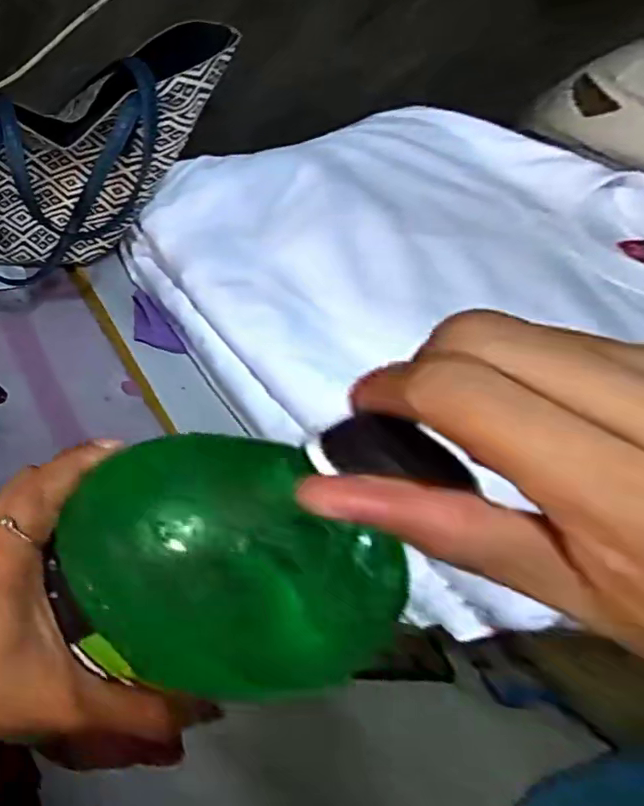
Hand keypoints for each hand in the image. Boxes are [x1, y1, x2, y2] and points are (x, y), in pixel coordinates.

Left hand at [0, 439, 182, 744]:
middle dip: (75, 470)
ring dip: (56, 486)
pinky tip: (75, 533)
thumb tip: (209, 707)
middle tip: (131, 477)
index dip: (82, 462)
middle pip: (30, 480)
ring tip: (109, 497)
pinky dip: (40, 506)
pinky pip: (9, 511)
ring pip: (17, 493)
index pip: (43, 485)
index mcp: (5, 547)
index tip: (126, 451)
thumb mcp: (75, 703)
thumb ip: (146, 708)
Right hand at [297, 310, 643, 653]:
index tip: (374, 421)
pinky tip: (572, 418)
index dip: (390, 392)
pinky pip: (588, 339)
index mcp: (625, 491)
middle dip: (425, 367)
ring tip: (507, 424)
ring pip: (533, 331)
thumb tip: (312, 490)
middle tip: (427, 419)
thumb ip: (447, 527)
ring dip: (484, 366)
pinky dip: (543, 368)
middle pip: (481, 335)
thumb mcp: (582, 594)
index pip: (459, 388)